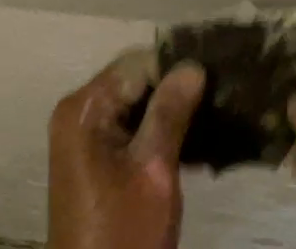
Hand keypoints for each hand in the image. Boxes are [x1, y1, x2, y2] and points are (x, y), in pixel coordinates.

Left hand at [48, 49, 206, 248]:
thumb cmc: (123, 231)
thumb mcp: (153, 171)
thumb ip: (170, 114)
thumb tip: (193, 65)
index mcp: (84, 108)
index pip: (136, 64)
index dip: (175, 69)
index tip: (215, 80)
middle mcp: (77, 111)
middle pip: (133, 80)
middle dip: (174, 89)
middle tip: (218, 100)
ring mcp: (82, 134)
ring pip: (134, 102)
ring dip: (169, 111)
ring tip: (212, 119)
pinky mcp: (92, 155)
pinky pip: (128, 125)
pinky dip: (156, 130)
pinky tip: (191, 142)